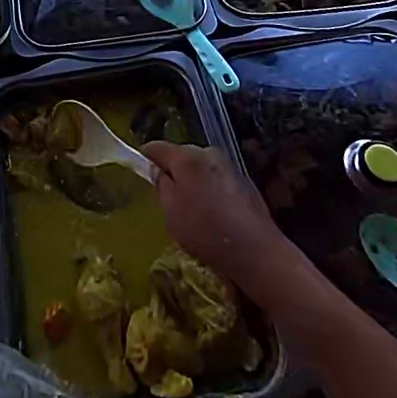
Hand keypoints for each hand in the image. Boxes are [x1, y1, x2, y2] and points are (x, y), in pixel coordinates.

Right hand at [143, 142, 291, 287]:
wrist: (256, 250)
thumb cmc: (206, 231)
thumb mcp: (171, 212)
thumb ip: (161, 185)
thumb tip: (157, 170)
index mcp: (186, 157)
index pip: (157, 147)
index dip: (145, 157)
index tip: (140, 170)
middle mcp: (207, 152)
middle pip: (181, 155)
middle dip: (172, 171)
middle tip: (168, 198)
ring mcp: (228, 164)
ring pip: (200, 167)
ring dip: (192, 180)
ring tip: (193, 209)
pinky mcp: (243, 179)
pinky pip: (216, 177)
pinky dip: (210, 188)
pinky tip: (214, 213)